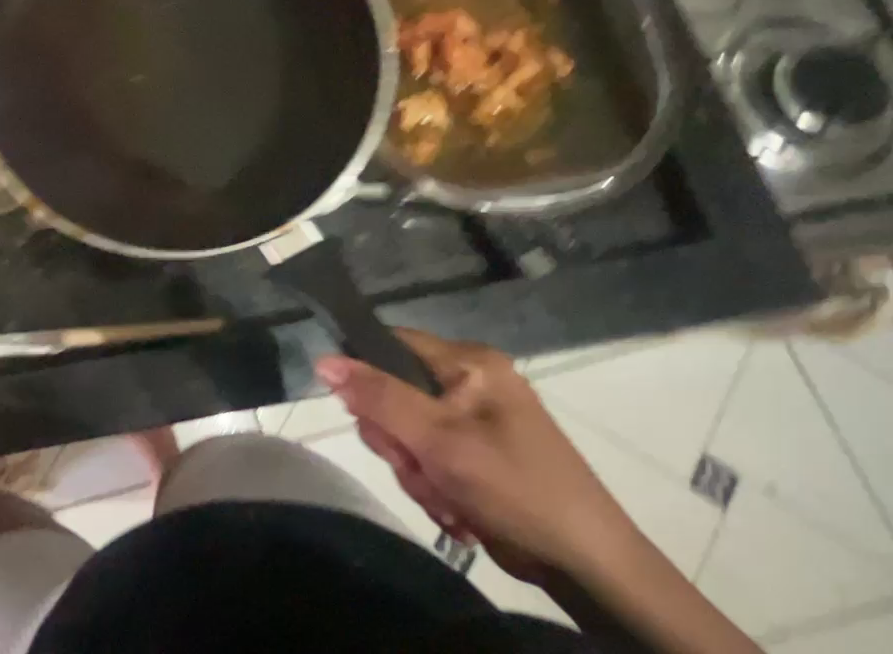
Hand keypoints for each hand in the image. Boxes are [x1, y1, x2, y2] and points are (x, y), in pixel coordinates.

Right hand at [317, 329, 638, 582]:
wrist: (584, 562)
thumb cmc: (515, 487)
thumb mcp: (438, 439)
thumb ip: (378, 396)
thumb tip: (322, 360)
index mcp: (470, 363)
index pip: (390, 344)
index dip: (365, 374)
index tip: (365, 415)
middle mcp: (470, 384)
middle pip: (391, 394)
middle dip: (396, 441)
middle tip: (417, 464)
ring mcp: (473, 422)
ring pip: (404, 433)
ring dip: (414, 471)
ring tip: (445, 495)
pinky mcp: (474, 456)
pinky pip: (425, 459)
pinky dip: (432, 486)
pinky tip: (455, 508)